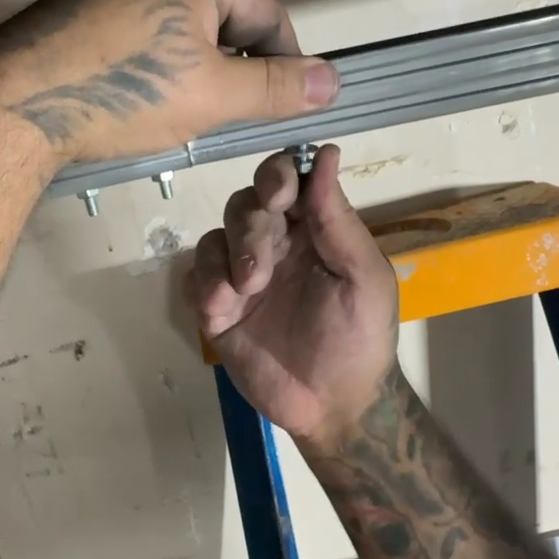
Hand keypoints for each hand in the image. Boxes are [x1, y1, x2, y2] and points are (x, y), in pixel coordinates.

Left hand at [0, 0, 338, 163]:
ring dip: (200, 76)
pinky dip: (159, 73)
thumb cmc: (123, 94)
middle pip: (223, 20)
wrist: (14, 104)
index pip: (265, 12)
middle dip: (238, 70)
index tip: (290, 104)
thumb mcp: (212, 96)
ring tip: (189, 118)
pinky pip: (143, 41)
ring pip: (182, 35)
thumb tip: (334, 81)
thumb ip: (275, 88)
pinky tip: (144, 106)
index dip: (287, 61)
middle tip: (235, 118)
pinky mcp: (81, 18)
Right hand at [185, 145, 397, 450]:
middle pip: (243, 204)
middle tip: (259, 269)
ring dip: (225, 257)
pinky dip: (202, 286)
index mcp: (313, 232)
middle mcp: (275, 247)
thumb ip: (339, 220)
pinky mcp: (217, 310)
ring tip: (245, 293)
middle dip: (248, 227)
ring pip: (213, 238)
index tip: (278, 195)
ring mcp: (241, 278)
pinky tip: (221, 310)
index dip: (276, 175)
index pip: (287, 180)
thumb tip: (328, 152)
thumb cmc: (359, 340)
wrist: (332, 406)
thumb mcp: (364, 279)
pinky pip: (194, 279)